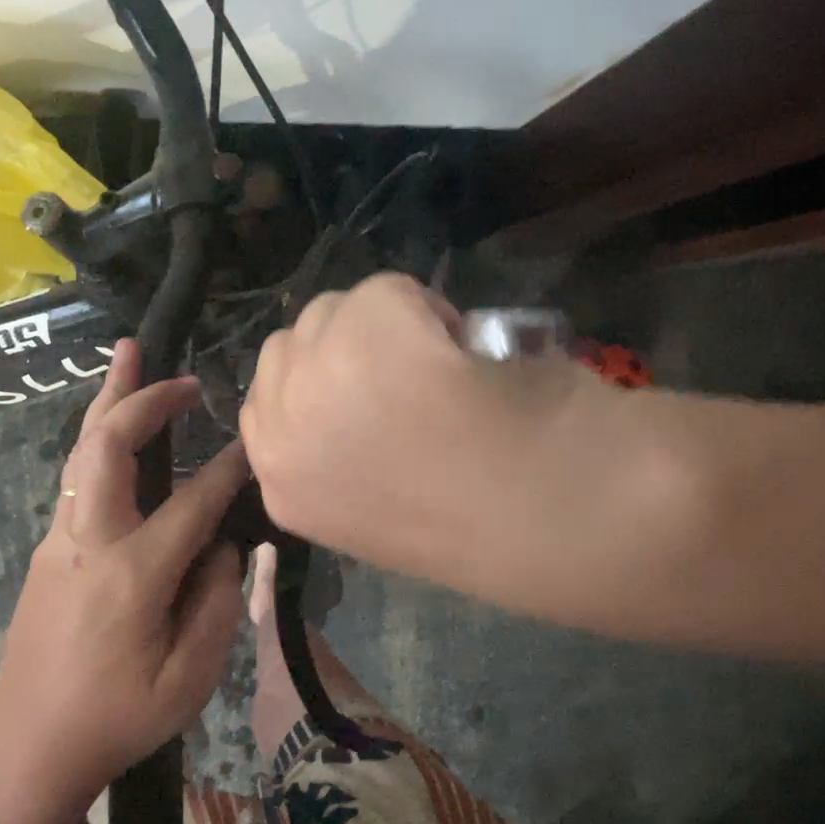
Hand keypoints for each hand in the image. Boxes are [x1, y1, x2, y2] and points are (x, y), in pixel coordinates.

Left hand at [0, 339, 248, 823]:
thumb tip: (224, 547)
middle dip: (142, 397)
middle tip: (181, 374)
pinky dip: (98, 442)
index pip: (193, 501)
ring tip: (126, 357)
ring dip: (108, 402)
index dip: (231, 469)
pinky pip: (76, 479)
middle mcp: (90, 540)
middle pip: (109, 445)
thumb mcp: (188, 681)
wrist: (25, 747)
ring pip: (82, 453)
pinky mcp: (46, 551)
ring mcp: (60, 540)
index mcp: (132, 573)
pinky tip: (115, 435)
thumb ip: (217, 605)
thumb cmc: (114, 721)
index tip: (257, 444)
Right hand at [240, 274, 485, 571]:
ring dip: (379, 329)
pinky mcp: (361, 335)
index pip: (264, 404)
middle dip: (340, 354)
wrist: (560, 522)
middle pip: (287, 350)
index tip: (372, 402)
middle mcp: (278, 435)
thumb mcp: (374, 508)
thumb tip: (342, 390)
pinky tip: (463, 354)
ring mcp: (311, 382)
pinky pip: (383, 292)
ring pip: (329, 314)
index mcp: (281, 488)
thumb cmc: (485, 531)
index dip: (320, 390)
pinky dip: (426, 310)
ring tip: (438, 369)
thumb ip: (334, 454)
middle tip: (407, 386)